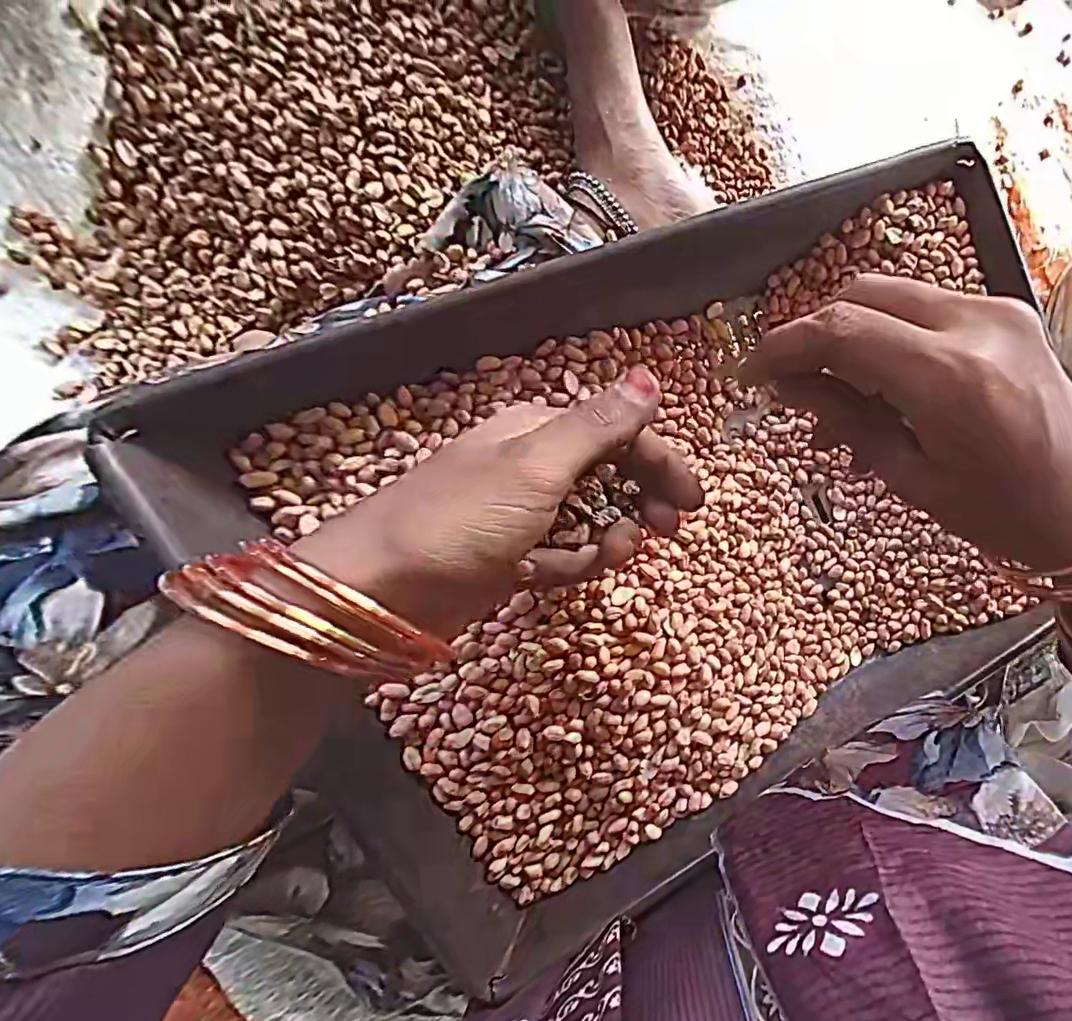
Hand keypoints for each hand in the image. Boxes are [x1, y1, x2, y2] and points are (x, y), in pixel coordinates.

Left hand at [295, 365, 703, 633]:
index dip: (660, 463)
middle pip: (609, 477)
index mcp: (538, 431)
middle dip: (640, 502)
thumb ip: (599, 426)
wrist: (378, 592)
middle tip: (667, 528)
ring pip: (591, 520)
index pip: (619, 436)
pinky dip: (567, 565)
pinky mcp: (512, 554)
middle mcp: (533, 465)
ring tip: (606, 554)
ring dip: (604, 540)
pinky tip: (547, 574)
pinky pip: (562, 554)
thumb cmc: (462, 520)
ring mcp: (522, 512)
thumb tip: (649, 378)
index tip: (693, 499)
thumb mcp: (538, 467)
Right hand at [738, 275, 1071, 570]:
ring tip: (833, 397)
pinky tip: (877, 383)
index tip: (752, 371)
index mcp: (950, 379)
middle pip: (863, 294)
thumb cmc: (1002, 514)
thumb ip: (846, 418)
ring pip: (893, 295)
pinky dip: (888, 336)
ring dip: (851, 334)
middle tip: (791, 382)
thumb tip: (790, 385)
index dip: (785, 347)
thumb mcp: (911, 476)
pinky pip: (925, 309)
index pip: (842, 331)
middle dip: (815, 332)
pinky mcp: (1007, 313)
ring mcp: (997, 311)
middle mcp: (976, 325)